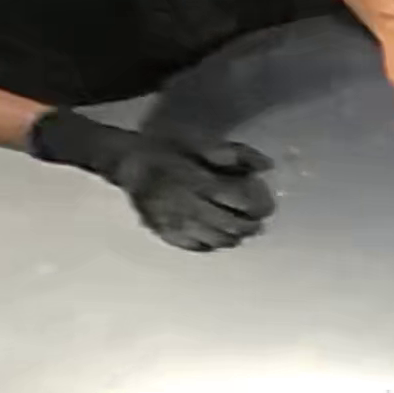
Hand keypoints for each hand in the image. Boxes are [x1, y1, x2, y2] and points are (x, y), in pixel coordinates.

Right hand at [28, 108, 275, 250]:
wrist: (125, 161)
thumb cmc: (170, 152)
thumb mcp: (203, 146)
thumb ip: (237, 154)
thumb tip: (268, 166)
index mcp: (197, 182)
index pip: (242, 203)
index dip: (259, 206)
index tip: (261, 204)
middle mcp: (186, 206)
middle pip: (234, 226)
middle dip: (251, 224)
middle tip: (254, 219)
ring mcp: (173, 222)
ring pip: (220, 240)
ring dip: (235, 235)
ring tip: (237, 226)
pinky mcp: (163, 232)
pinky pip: (199, 247)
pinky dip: (213, 243)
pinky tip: (215, 232)